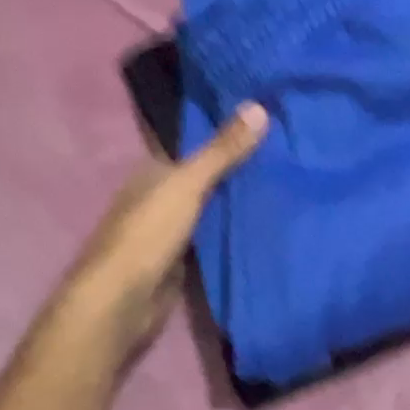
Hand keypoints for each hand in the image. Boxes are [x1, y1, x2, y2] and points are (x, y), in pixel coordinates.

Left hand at [62, 102, 268, 358]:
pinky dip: (234, 233)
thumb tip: (259, 106)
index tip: (266, 123)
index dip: (226, 134)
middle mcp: (158, 198)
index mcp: (152, 172)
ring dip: (239, 202)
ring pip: (212, 209)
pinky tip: (267, 223)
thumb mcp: (189, 184)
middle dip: (238, 169)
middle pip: (205, 178)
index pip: (193, 145)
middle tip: (288, 153)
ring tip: (288, 183)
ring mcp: (169, 232)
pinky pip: (214, 240)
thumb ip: (223, 150)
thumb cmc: (148, 234)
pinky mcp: (182, 263)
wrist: (121, 303)